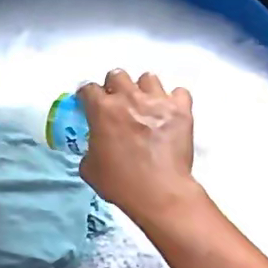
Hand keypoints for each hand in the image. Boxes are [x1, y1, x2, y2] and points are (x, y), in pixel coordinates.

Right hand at [77, 70, 200, 220]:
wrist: (159, 192)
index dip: (86, 95)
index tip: (87, 103)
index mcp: (102, 110)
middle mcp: (128, 98)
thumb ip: (90, 148)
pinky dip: (174, 101)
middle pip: (118, 75)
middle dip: (114, 86)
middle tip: (116, 103)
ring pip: (148, 78)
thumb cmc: (119, 182)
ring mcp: (157, 101)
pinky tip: (169, 113)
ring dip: (143, 90)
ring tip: (144, 106)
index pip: (88, 88)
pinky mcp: (181, 110)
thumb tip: (96, 147)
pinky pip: (179, 93)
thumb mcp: (90, 168)